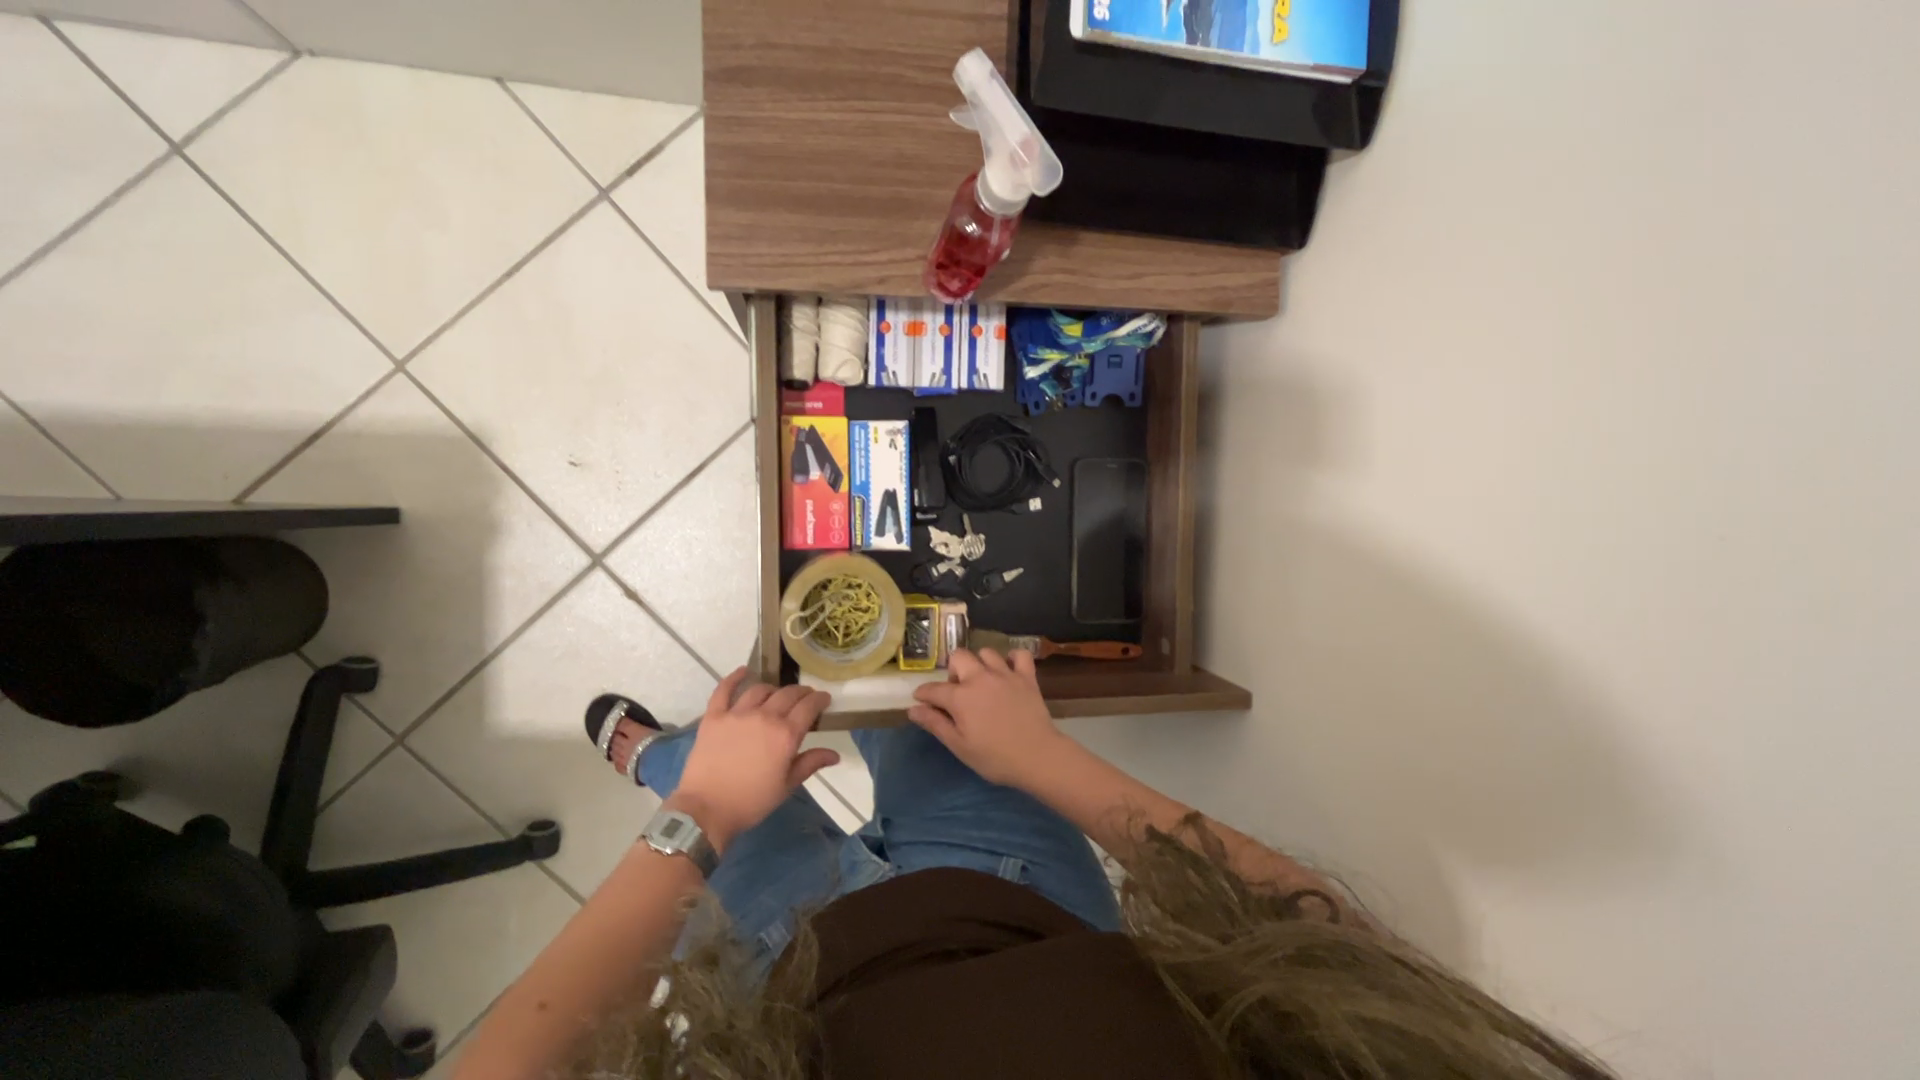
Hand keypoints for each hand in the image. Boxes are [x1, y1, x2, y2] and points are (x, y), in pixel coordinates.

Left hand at [666, 668, 837, 852]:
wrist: (706, 810)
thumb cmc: (751, 802)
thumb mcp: (786, 786)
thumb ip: (810, 764)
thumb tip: (834, 754)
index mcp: (786, 735)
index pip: (809, 707)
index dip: (820, 700)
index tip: (824, 699)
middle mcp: (764, 717)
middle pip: (787, 694)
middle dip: (801, 693)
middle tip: (805, 697)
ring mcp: (737, 714)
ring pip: (760, 689)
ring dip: (773, 689)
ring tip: (777, 694)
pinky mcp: (714, 717)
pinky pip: (724, 690)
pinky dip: (734, 677)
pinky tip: (743, 671)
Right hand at [909, 648, 1073, 789]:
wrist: (1037, 757)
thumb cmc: (994, 757)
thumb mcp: (959, 746)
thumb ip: (935, 724)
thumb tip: (913, 709)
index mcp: (960, 697)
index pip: (933, 689)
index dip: (923, 694)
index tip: (921, 700)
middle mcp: (980, 678)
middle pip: (958, 657)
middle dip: (952, 671)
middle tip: (958, 692)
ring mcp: (1005, 674)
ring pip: (986, 652)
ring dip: (980, 664)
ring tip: (982, 682)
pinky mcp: (1026, 677)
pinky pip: (1019, 655)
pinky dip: (1012, 659)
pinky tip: (1008, 672)